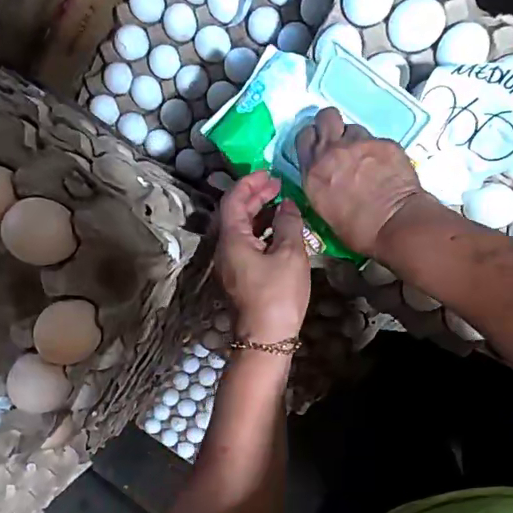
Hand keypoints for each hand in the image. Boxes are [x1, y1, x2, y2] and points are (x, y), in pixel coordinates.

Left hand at [216, 171, 310, 343]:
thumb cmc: (277, 294)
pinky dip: (261, 232)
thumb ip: (287, 223)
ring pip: (241, 230)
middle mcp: (224, 249)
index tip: (269, 173)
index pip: (233, 200)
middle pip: (234, 214)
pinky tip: (279, 231)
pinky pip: (246, 244)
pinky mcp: (240, 277)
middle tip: (277, 185)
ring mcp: (230, 264)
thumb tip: (287, 205)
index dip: (250, 183)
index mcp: (230, 239)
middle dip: (255, 196)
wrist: (265, 338)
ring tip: (281, 204)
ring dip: (258, 214)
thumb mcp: (288, 254)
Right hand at [296, 107, 435, 258]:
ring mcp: (360, 144)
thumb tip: (326, 176)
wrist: (394, 224)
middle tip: (338, 140)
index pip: (304, 136)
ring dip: (356, 140)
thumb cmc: (357, 229)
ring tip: (365, 158)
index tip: (318, 146)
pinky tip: (384, 167)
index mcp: (312, 171)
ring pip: (353, 128)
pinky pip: (377, 140)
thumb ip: (320, 183)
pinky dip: (378, 150)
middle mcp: (332, 151)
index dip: (312, 138)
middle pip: (326, 117)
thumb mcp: (323, 208)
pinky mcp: (385, 143)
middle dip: (331, 124)